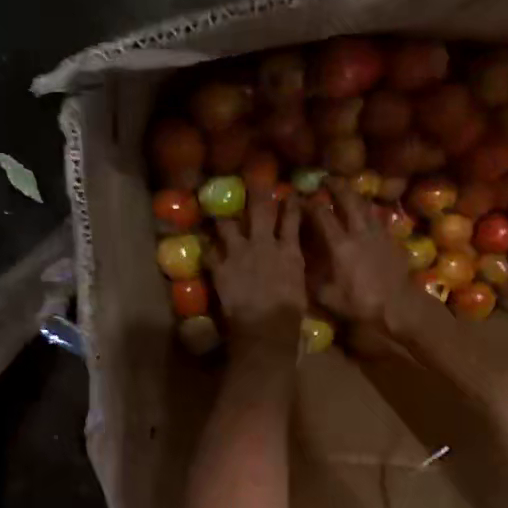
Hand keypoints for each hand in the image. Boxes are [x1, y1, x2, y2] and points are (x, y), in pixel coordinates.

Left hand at [209, 196, 306, 351]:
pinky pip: (210, 251)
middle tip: (252, 179)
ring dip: (223, 217)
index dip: (290, 204)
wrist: (265, 328)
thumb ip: (294, 267)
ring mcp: (239, 254)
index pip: (291, 219)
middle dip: (256, 192)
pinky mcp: (220, 267)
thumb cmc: (290, 315)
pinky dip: (208, 247)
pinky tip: (205, 244)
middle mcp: (263, 245)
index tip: (289, 193)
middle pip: (260, 211)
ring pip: (228, 225)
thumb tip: (292, 259)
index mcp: (289, 251)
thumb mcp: (301, 286)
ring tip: (217, 211)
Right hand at [307, 183, 411, 328]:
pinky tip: (368, 213)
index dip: (309, 204)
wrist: (398, 307)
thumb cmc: (360, 303)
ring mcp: (378, 234)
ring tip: (348, 190)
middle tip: (327, 179)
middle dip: (336, 186)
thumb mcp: (327, 296)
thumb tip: (299, 264)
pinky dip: (370, 211)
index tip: (300, 199)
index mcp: (340, 244)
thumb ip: (311, 278)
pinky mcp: (392, 239)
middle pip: (348, 200)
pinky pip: (379, 218)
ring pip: (366, 205)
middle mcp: (359, 232)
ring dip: (355, 195)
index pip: (322, 215)